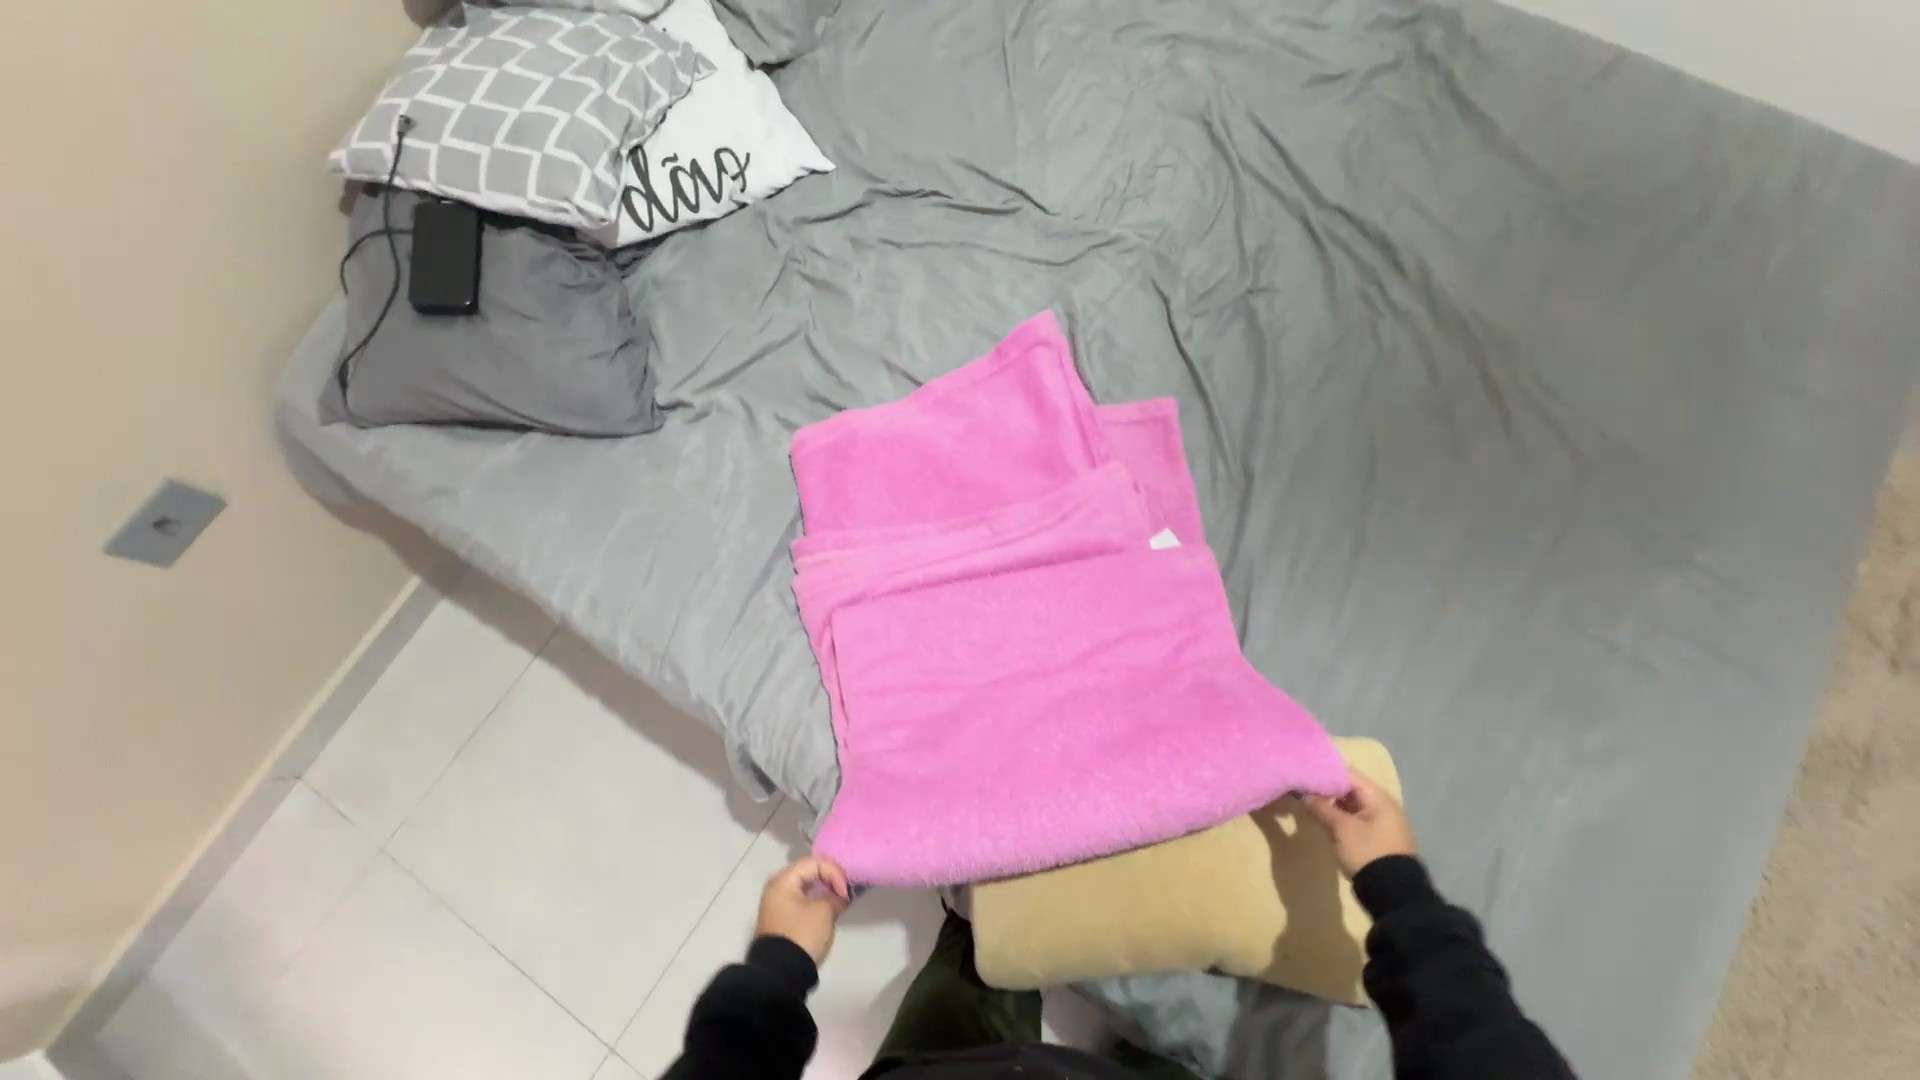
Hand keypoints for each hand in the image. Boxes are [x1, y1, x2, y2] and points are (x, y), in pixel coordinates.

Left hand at [755, 856, 851, 964]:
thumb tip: (840, 896)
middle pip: (809, 872)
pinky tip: (829, 911)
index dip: (835, 873)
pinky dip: (817, 902)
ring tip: (840, 902)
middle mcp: (777, 888)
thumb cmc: (801, 935)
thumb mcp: (824, 912)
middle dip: (831, 880)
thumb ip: (835, 897)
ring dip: (825, 892)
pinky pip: (802, 902)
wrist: (780, 974)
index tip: (846, 893)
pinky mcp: (782, 920)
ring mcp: (778, 905)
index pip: (815, 863)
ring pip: (807, 888)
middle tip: (845, 894)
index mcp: (784, 881)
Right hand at [1304, 766, 1417, 877]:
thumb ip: (1321, 807)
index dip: (1324, 772)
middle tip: (1301, 788)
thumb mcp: (1341, 828)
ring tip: (1306, 802)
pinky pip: (1353, 819)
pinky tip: (1321, 818)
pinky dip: (1338, 817)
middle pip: (1349, 789)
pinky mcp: (1375, 838)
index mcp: (1378, 798)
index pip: (1348, 774)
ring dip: (1331, 804)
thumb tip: (1302, 793)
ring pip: (1350, 805)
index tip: (1303, 773)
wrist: (1392, 892)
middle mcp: (1382, 806)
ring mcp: (1380, 823)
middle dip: (1325, 788)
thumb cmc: (1367, 852)